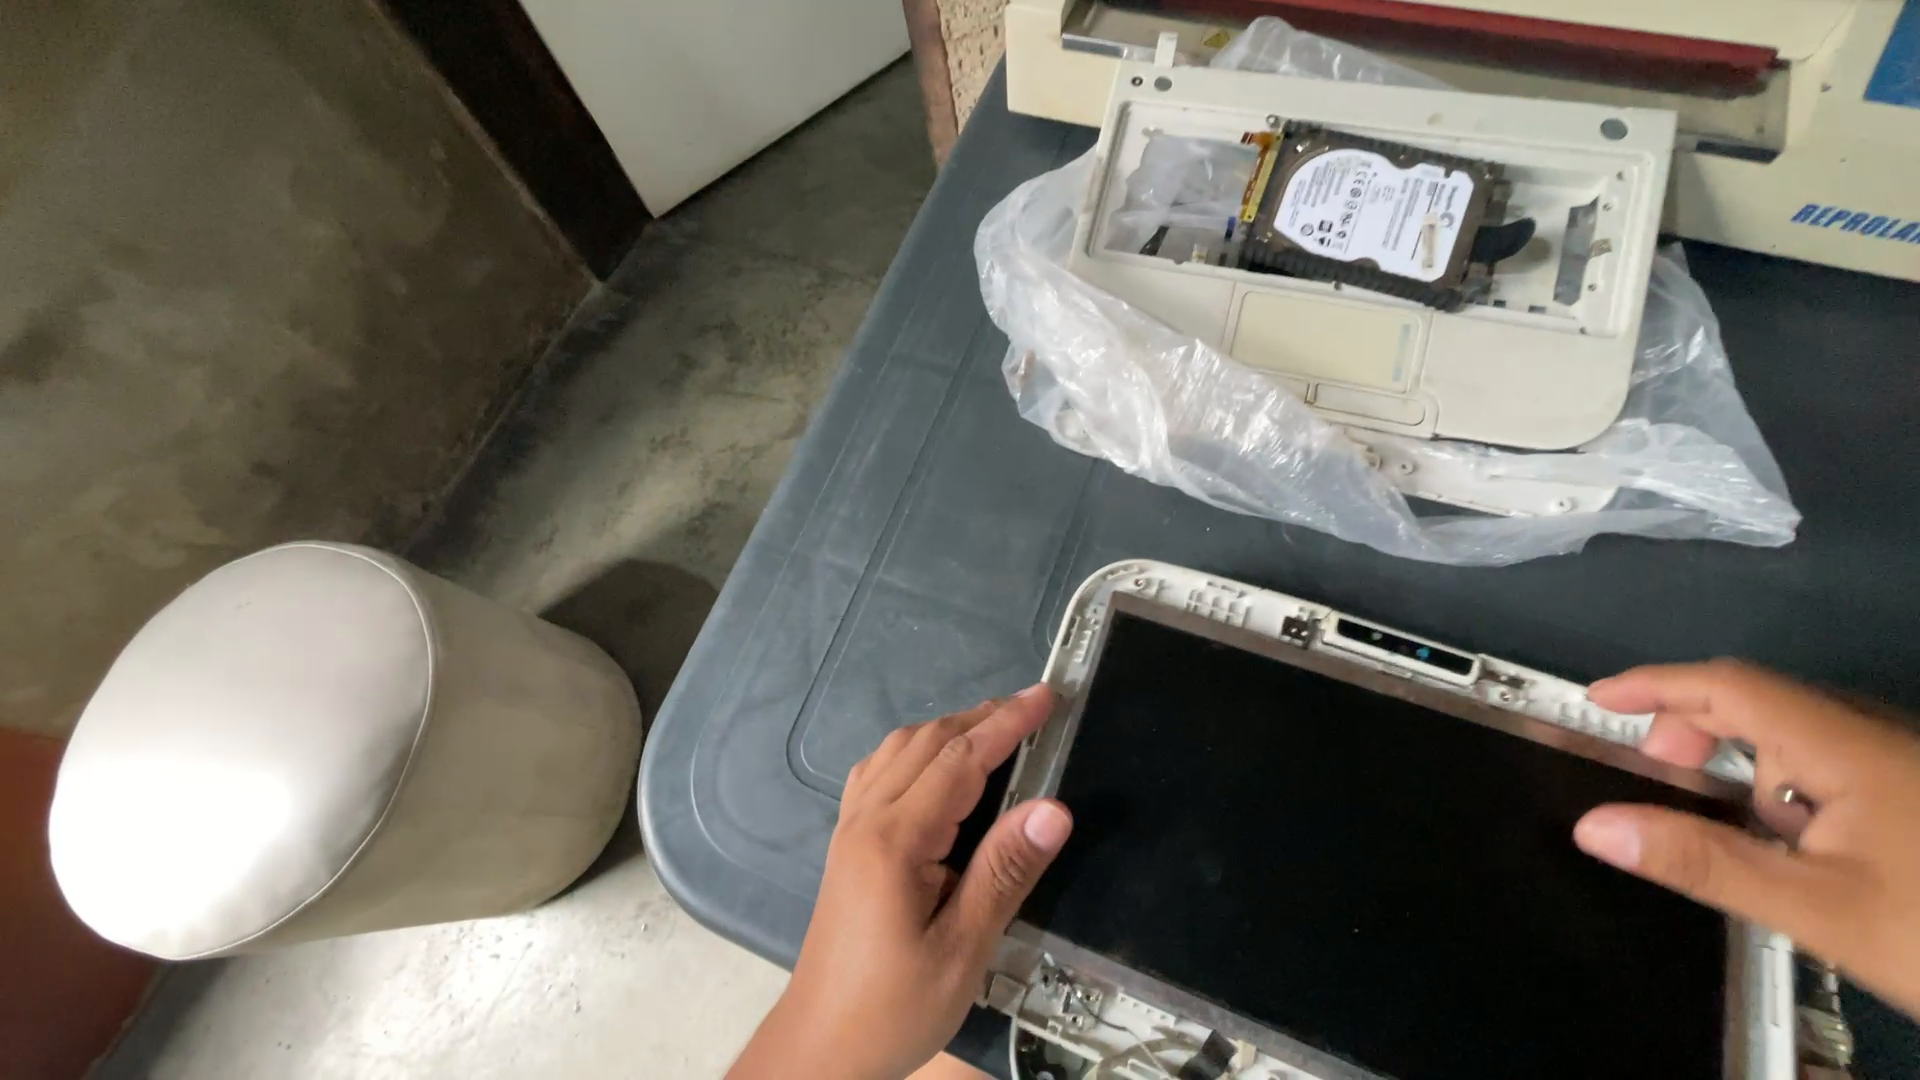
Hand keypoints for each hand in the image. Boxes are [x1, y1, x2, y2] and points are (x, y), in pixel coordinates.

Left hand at [728, 685, 1072, 1079]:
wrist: (819, 1046)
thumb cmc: (894, 1006)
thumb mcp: (962, 951)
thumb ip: (1004, 873)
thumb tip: (1054, 809)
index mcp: (896, 839)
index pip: (961, 760)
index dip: (1007, 723)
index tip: (1047, 697)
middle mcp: (868, 817)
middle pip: (929, 743)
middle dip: (983, 717)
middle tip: (1034, 706)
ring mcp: (851, 825)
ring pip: (900, 749)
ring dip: (950, 728)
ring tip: (995, 726)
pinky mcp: (846, 839)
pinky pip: (881, 769)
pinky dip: (917, 748)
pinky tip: (934, 762)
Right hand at [1574, 660, 1919, 1018]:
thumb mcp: (1823, 912)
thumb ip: (1702, 862)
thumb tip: (1592, 828)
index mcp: (1853, 752)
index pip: (1729, 685)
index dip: (1654, 684)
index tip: (1597, 700)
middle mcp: (1887, 743)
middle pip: (1763, 700)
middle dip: (1692, 723)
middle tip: (1659, 771)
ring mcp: (1915, 770)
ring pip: (1805, 733)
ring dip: (1742, 756)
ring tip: (1724, 815)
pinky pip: (1841, 762)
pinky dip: (1789, 782)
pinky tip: (1799, 840)